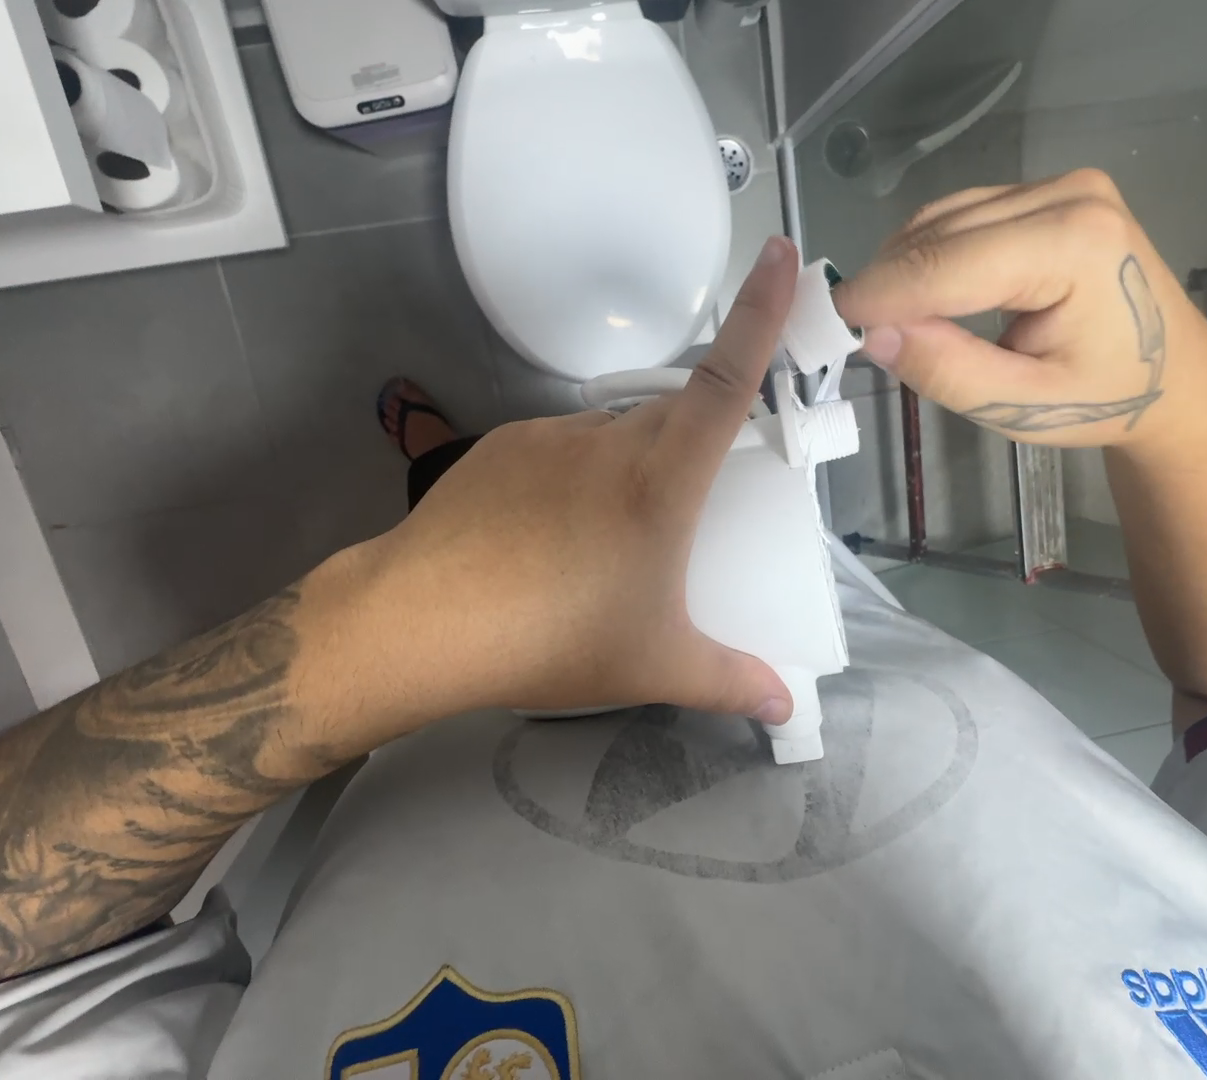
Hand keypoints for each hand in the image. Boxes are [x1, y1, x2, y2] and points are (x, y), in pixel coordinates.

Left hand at [350, 237, 800, 731]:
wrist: (422, 623)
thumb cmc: (553, 638)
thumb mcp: (653, 665)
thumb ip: (728, 682)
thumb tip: (784, 710)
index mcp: (661, 477)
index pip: (729, 378)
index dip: (763, 313)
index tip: (785, 253)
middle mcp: (607, 438)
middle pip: (674, 414)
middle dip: (693, 444)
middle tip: (680, 511)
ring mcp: (546, 435)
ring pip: (612, 434)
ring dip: (628, 468)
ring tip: (601, 541)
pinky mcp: (499, 446)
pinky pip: (558, 448)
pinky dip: (572, 477)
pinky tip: (545, 534)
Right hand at [832, 170, 1206, 449]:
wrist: (1174, 376)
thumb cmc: (1105, 398)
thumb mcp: (1020, 405)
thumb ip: (945, 369)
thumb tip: (872, 335)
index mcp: (1073, 246)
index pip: (945, 264)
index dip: (878, 294)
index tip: (825, 323)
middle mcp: (1067, 195)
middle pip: (938, 234)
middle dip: (883, 282)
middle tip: (846, 331)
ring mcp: (1061, 186)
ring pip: (942, 219)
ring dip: (899, 267)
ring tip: (880, 319)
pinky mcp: (1049, 192)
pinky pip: (961, 216)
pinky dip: (924, 254)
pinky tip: (916, 293)